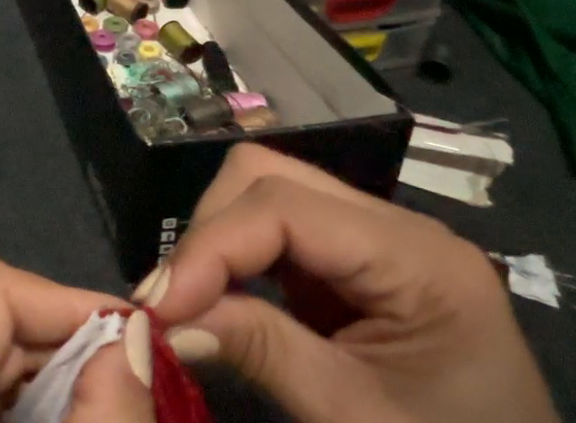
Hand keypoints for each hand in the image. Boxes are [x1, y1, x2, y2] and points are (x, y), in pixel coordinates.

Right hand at [134, 143, 558, 422]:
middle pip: (269, 176)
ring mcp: (376, 241)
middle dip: (210, 233)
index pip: (282, 206)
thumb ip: (261, 350)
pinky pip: (276, 231)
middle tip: (174, 304)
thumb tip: (159, 318)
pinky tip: (224, 301)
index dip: (209, 246)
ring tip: (192, 304)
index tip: (157, 305)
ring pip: (264, 192)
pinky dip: (237, 258)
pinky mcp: (354, 264)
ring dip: (218, 242)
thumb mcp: (357, 418)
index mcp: (419, 258)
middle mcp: (397, 227)